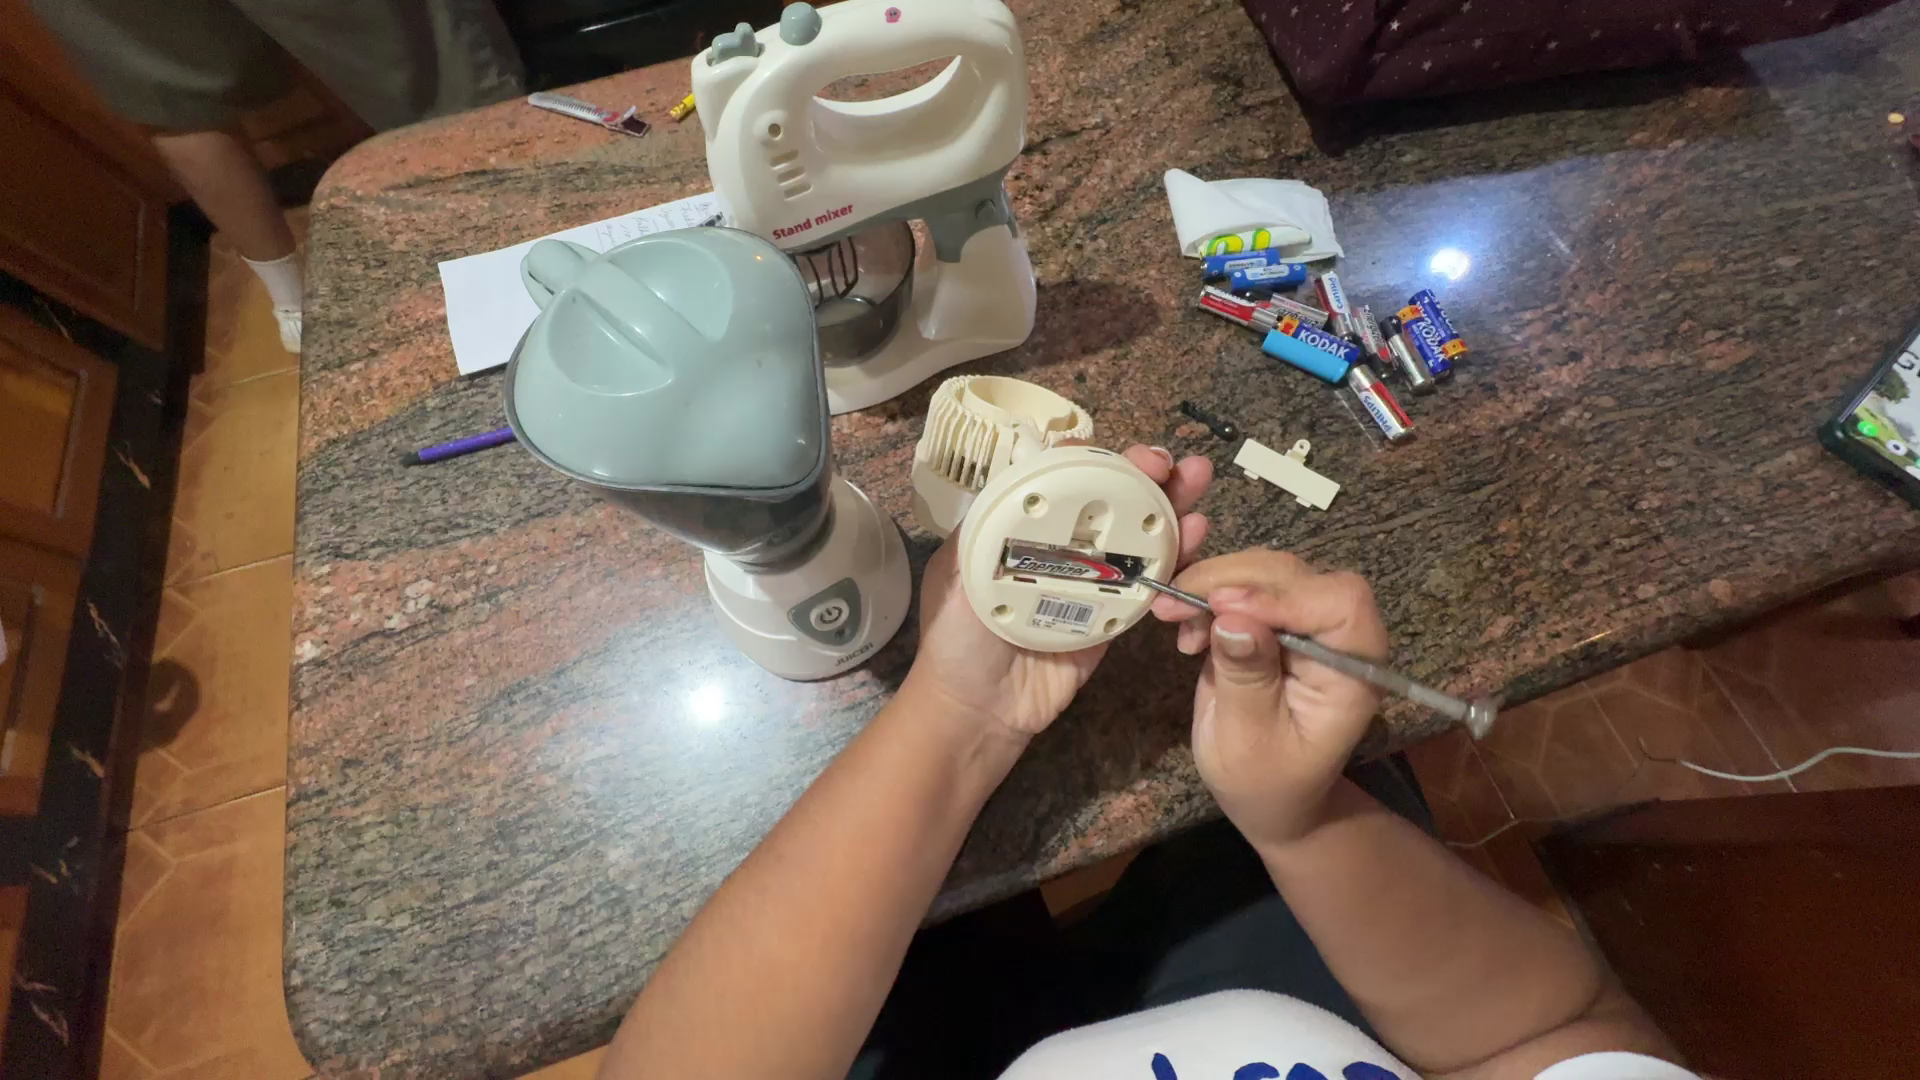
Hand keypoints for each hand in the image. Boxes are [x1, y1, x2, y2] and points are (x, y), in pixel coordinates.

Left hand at [902, 446, 1212, 741]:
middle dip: (1144, 475)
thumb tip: (1022, 479)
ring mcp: (1090, 581)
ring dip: (1169, 506)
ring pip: (1134, 535)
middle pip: (1107, 501)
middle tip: (1174, 466)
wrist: (979, 713)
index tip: (1122, 456)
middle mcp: (1058, 548)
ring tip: (1196, 486)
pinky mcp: (1113, 616)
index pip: (1061, 479)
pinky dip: (1174, 559)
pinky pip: (1147, 583)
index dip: (1094, 461)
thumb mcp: (958, 576)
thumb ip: (989, 530)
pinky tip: (1194, 537)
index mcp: (1018, 528)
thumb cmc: (956, 642)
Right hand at [1149, 549, 1388, 849]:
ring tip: (1171, 616)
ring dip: (1209, 583)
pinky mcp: (1271, 618)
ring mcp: (1304, 622)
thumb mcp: (1248, 739)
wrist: (1268, 793)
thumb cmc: (1265, 780)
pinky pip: (1241, 583)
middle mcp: (1336, 636)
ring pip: (1262, 570)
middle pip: (1293, 575)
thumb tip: (1231, 618)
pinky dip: (1205, 593)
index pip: (1338, 605)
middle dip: (1228, 581)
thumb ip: (1246, 677)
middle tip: (1171, 606)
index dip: (1281, 596)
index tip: (1220, 608)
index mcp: (1352, 670)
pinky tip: (1185, 624)